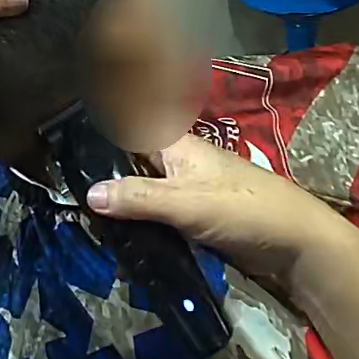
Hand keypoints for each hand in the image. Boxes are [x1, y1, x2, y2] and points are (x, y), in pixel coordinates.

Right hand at [86, 135, 358, 284]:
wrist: (293, 242)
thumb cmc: (242, 207)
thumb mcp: (186, 202)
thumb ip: (139, 198)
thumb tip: (87, 194)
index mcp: (176, 145)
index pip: (134, 122)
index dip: (109, 117)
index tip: (73, 122)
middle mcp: (179, 162)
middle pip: (135, 159)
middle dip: (105, 168)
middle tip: (65, 185)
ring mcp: (187, 190)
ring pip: (145, 188)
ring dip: (120, 198)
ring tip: (79, 213)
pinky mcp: (195, 217)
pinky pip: (157, 213)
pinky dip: (138, 219)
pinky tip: (115, 233)